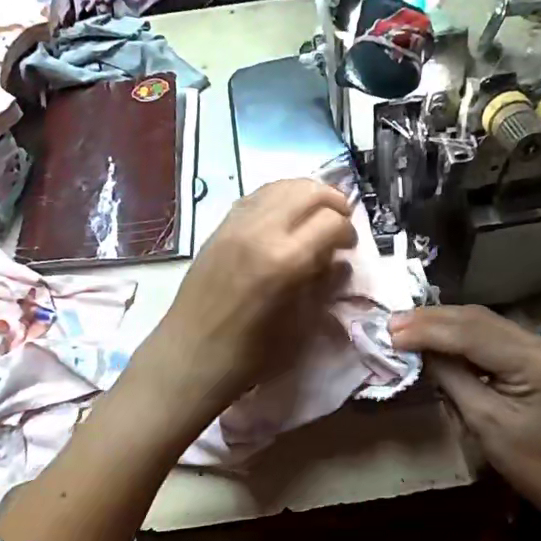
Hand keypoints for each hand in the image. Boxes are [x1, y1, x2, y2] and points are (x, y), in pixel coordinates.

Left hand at [135, 179, 355, 419]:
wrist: (191, 355)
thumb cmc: (252, 353)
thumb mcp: (300, 325)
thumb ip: (324, 285)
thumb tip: (339, 261)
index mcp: (286, 259)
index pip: (332, 221)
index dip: (348, 232)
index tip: (348, 249)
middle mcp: (261, 231)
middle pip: (308, 191)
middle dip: (333, 202)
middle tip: (339, 224)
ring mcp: (236, 225)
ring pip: (280, 186)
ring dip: (305, 195)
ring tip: (314, 216)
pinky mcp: (219, 228)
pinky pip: (256, 197)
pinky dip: (278, 198)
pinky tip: (284, 217)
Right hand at [390, 305, 540, 540]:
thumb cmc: (528, 461)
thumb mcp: (482, 421)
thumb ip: (450, 378)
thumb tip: (415, 349)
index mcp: (537, 362)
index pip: (474, 334)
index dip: (429, 330)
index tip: (391, 331)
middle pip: (478, 319)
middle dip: (431, 320)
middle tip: (390, 323)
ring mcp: (540, 342)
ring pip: (480, 321)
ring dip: (440, 323)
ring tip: (402, 325)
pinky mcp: (532, 349)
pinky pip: (487, 333)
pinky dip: (456, 333)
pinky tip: (430, 333)